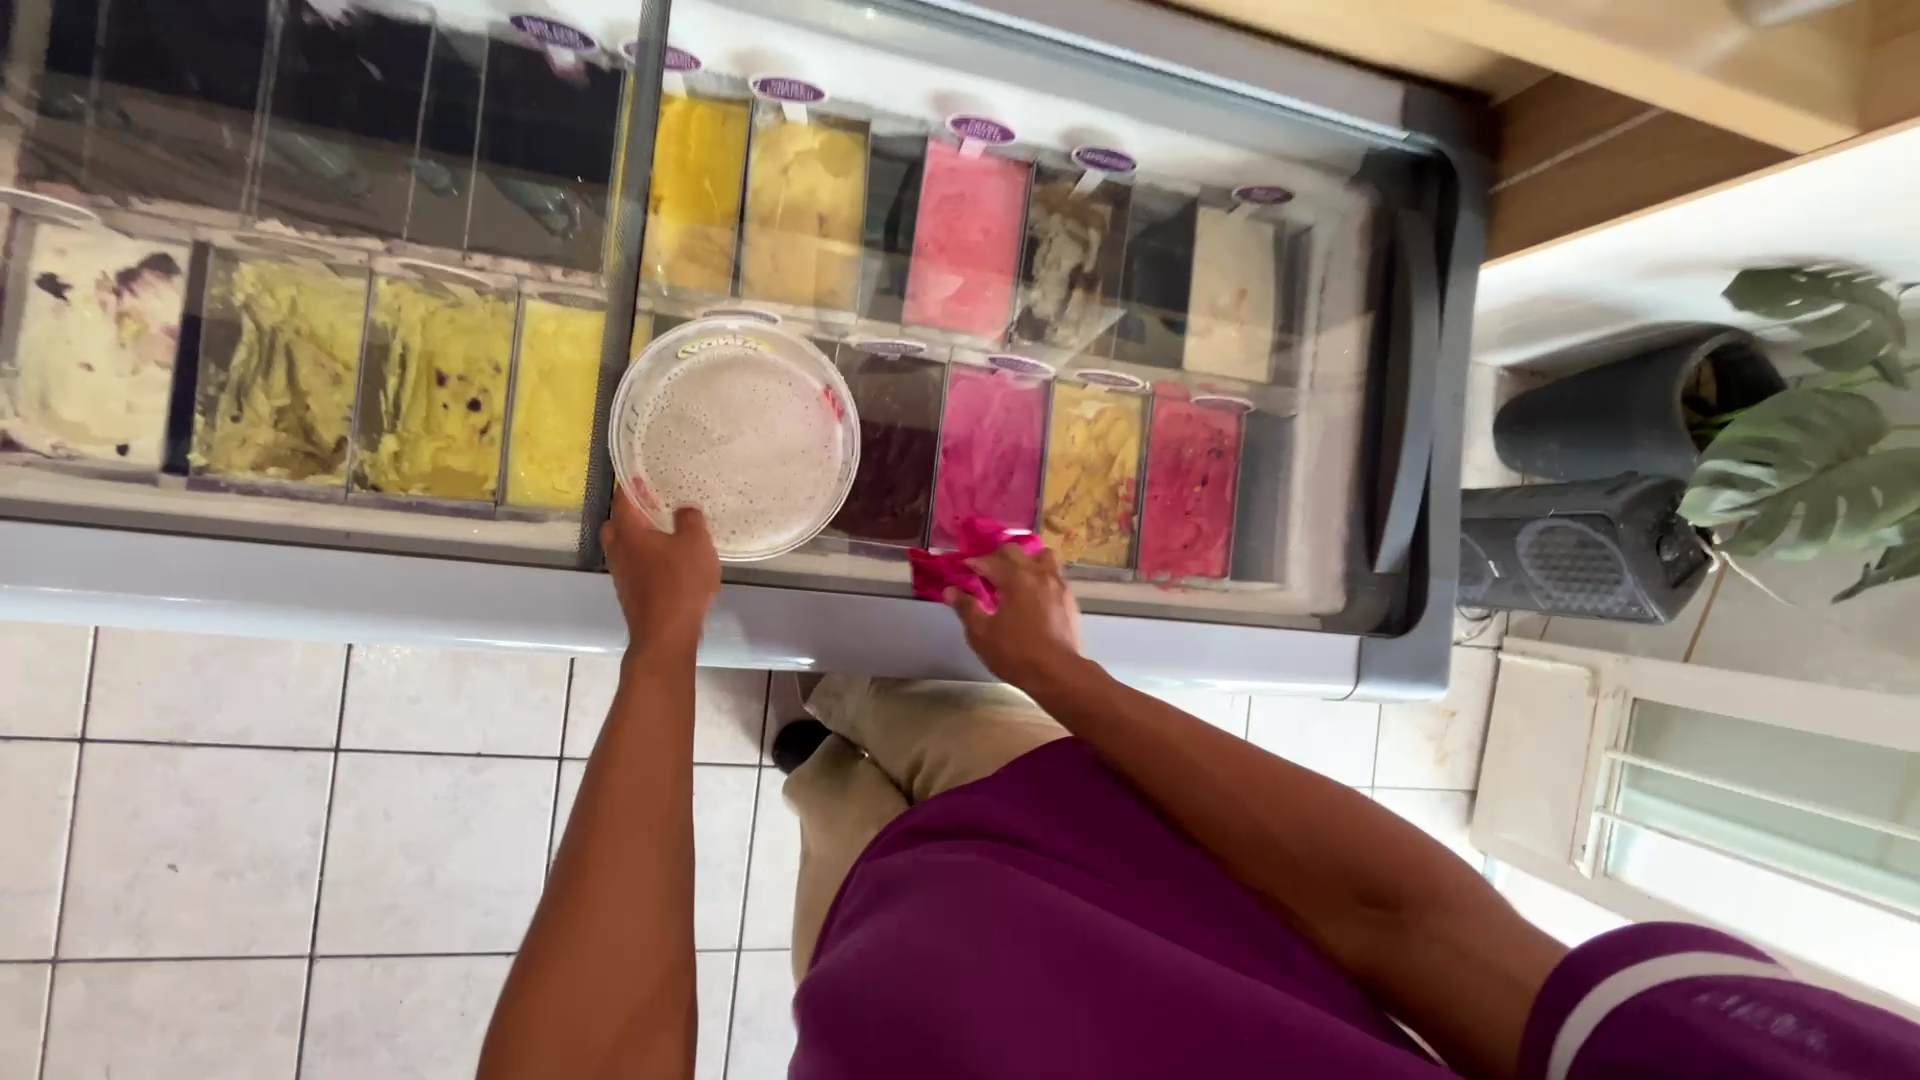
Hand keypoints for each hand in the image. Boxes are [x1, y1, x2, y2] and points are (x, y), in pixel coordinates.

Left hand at [601, 492, 719, 657]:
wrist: (665, 633)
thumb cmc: (680, 583)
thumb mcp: (696, 544)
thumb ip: (691, 520)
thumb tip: (684, 509)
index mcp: (628, 530)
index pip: (623, 497)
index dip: (632, 482)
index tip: (644, 472)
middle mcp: (617, 548)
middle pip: (617, 522)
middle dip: (633, 511)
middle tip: (655, 503)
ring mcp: (621, 572)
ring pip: (625, 544)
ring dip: (640, 535)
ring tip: (665, 531)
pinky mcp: (629, 590)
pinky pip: (634, 562)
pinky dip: (646, 555)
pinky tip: (668, 560)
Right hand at [945, 543, 1086, 689]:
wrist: (1058, 672)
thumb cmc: (1015, 653)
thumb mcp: (981, 634)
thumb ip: (966, 608)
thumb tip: (950, 590)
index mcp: (1015, 578)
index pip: (989, 561)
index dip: (973, 563)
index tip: (963, 568)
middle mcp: (1038, 573)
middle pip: (1015, 551)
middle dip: (997, 556)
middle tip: (986, 571)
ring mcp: (1058, 584)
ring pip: (1042, 556)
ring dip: (1026, 559)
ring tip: (1016, 575)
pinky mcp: (1070, 598)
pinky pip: (1055, 575)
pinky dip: (1041, 576)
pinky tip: (1034, 593)